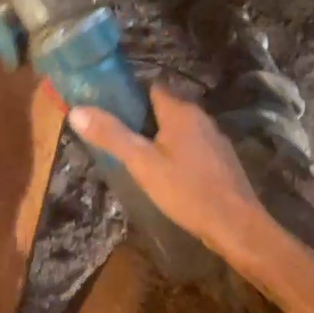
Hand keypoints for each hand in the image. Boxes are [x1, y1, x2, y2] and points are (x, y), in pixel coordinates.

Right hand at [69, 88, 273, 252]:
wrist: (237, 227)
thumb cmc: (187, 191)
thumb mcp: (142, 164)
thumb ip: (111, 135)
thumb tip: (76, 110)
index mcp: (179, 111)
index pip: (150, 86)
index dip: (128, 93)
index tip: (107, 105)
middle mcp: (199, 117)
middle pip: (163, 107)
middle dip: (140, 117)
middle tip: (115, 133)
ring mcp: (213, 138)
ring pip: (177, 128)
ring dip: (158, 136)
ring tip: (135, 153)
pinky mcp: (221, 160)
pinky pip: (190, 145)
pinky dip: (175, 151)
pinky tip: (165, 172)